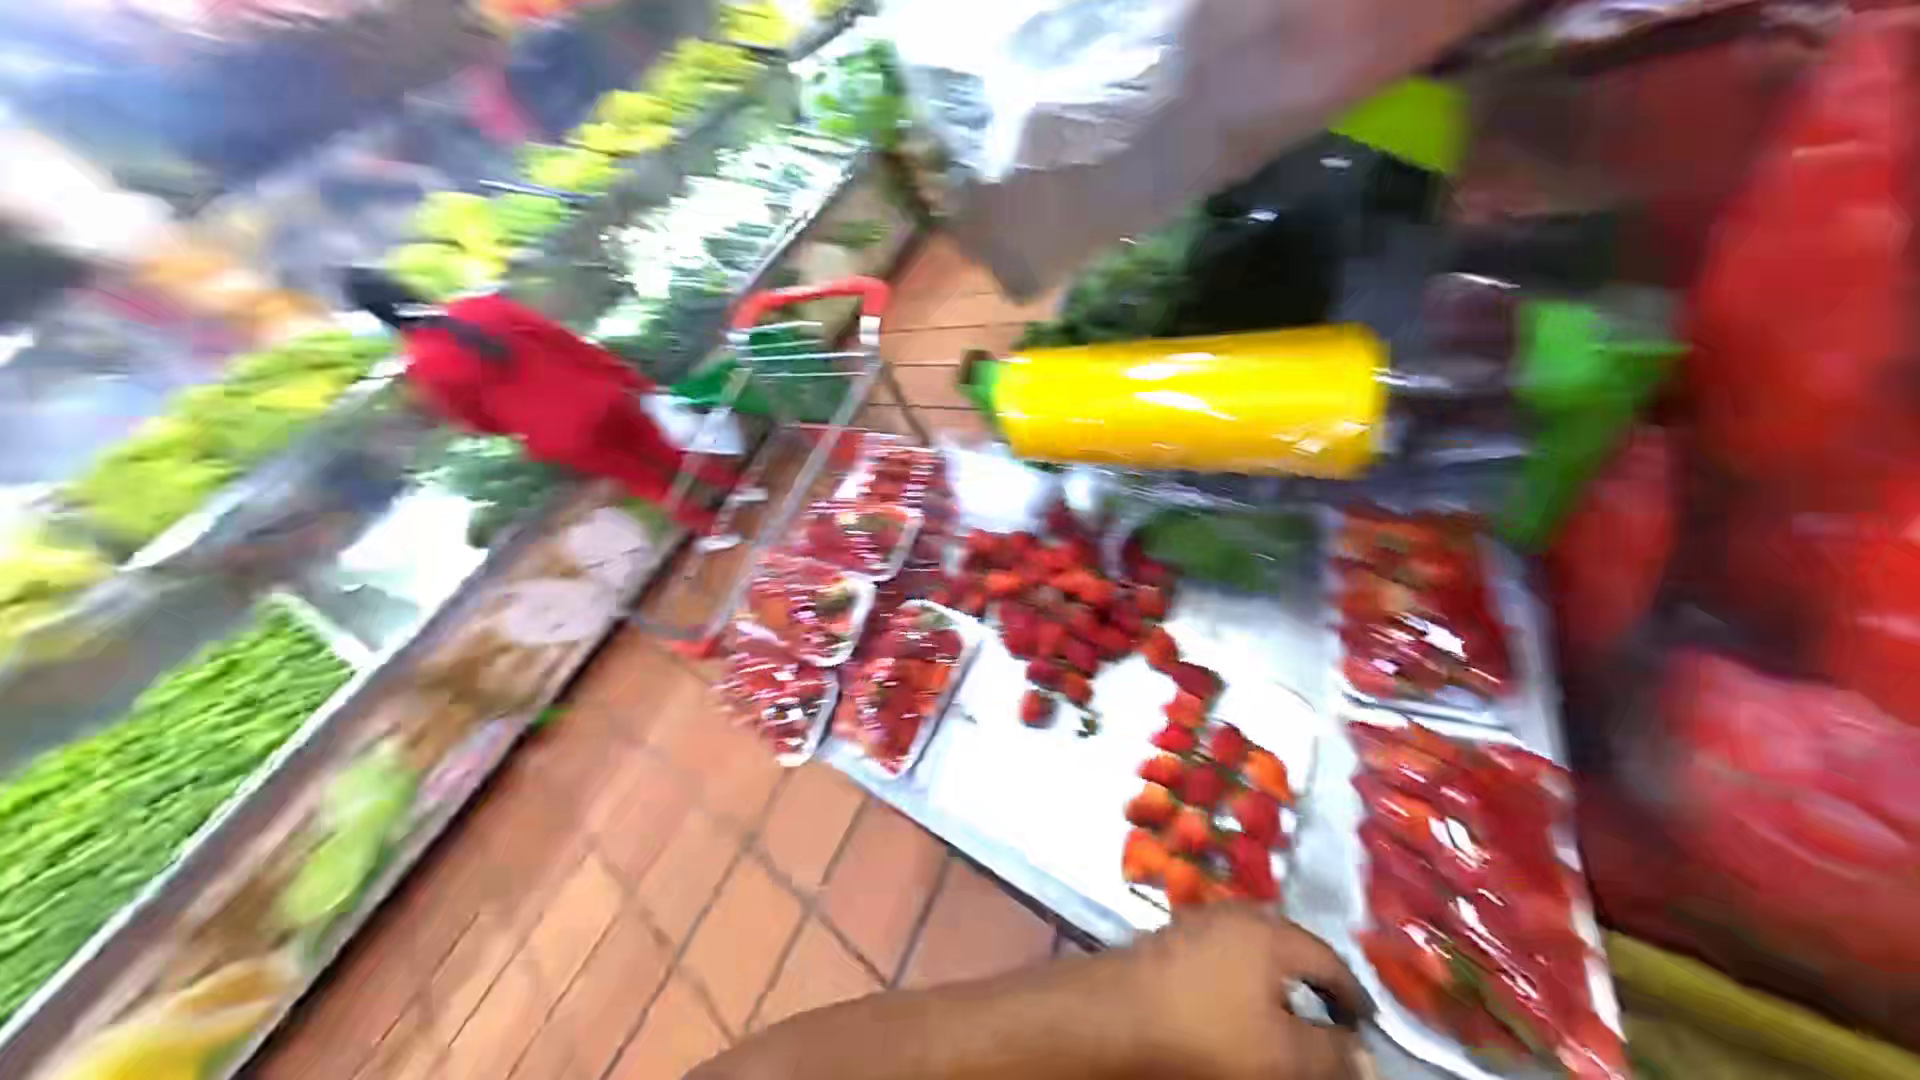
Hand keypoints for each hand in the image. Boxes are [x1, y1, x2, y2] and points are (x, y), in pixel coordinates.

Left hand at [1078, 904, 1370, 1079]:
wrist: (1120, 1011)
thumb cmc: (1210, 1031)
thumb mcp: (1284, 1056)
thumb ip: (1332, 1056)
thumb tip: (1365, 1056)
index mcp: (1269, 932)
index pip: (1326, 957)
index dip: (1352, 993)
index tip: (1366, 1023)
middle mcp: (1235, 914)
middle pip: (1287, 943)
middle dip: (1310, 978)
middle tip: (1328, 1015)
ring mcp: (1198, 920)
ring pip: (1252, 945)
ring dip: (1274, 976)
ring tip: (1285, 1013)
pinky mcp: (1171, 936)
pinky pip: (1222, 950)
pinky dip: (1241, 974)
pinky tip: (1236, 1001)